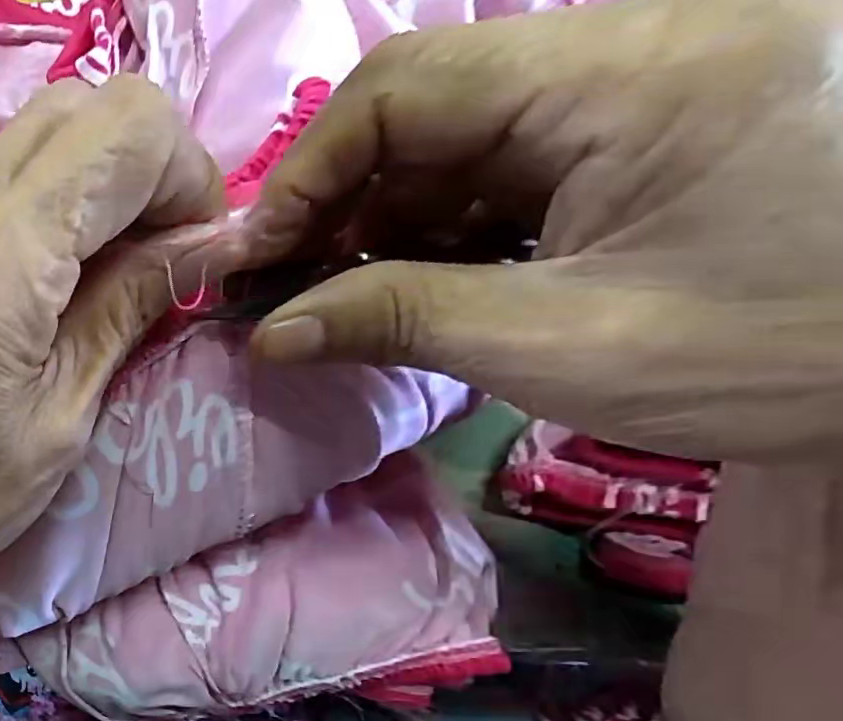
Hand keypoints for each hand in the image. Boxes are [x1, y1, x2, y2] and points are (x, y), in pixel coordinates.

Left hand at [0, 76, 228, 682]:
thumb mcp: (67, 413)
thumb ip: (132, 303)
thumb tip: (212, 238)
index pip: (122, 132)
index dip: (185, 173)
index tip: (196, 249)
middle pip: (75, 109)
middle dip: (143, 162)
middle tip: (162, 250)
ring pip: (30, 137)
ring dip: (93, 178)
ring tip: (111, 266)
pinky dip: (41, 202)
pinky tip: (50, 275)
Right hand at [235, 0, 842, 464]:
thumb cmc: (781, 348)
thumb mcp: (559, 341)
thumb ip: (395, 321)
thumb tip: (265, 336)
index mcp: (633, 70)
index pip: (404, 84)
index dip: (305, 173)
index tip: (255, 263)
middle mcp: (629, 56)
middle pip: (416, 111)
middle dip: (331, 207)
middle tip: (282, 295)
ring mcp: (629, 100)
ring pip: (442, 149)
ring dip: (372, 229)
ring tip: (340, 305)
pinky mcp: (627, 145)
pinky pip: (488, 176)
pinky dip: (427, 237)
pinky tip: (409, 290)